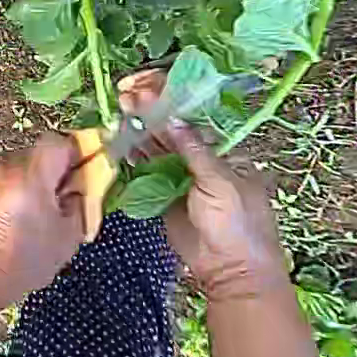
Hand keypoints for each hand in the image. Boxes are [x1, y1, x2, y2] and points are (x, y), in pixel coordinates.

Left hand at [0, 134, 84, 305]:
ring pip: (28, 162)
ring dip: (41, 177)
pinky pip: (12, 174)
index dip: (79, 150)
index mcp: (32, 175)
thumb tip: (89, 178)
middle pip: (44, 151)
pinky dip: (23, 185)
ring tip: (45, 208)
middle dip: (60, 167)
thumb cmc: (27, 260)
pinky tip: (24, 211)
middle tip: (69, 194)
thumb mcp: (69, 234)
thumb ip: (83, 199)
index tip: (89, 168)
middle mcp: (9, 166)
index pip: (61, 142)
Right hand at [116, 69, 286, 302]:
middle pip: (170, 127)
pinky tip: (121, 139)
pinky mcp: (163, 194)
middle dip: (149, 109)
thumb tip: (171, 116)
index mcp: (221, 149)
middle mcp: (199, 157)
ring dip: (139, 128)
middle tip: (126, 93)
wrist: (231, 272)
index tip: (147, 85)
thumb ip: (192, 149)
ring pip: (156, 146)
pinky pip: (146, 169)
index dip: (170, 98)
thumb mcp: (220, 181)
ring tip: (119, 108)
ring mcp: (180, 175)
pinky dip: (134, 154)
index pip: (192, 115)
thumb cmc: (237, 223)